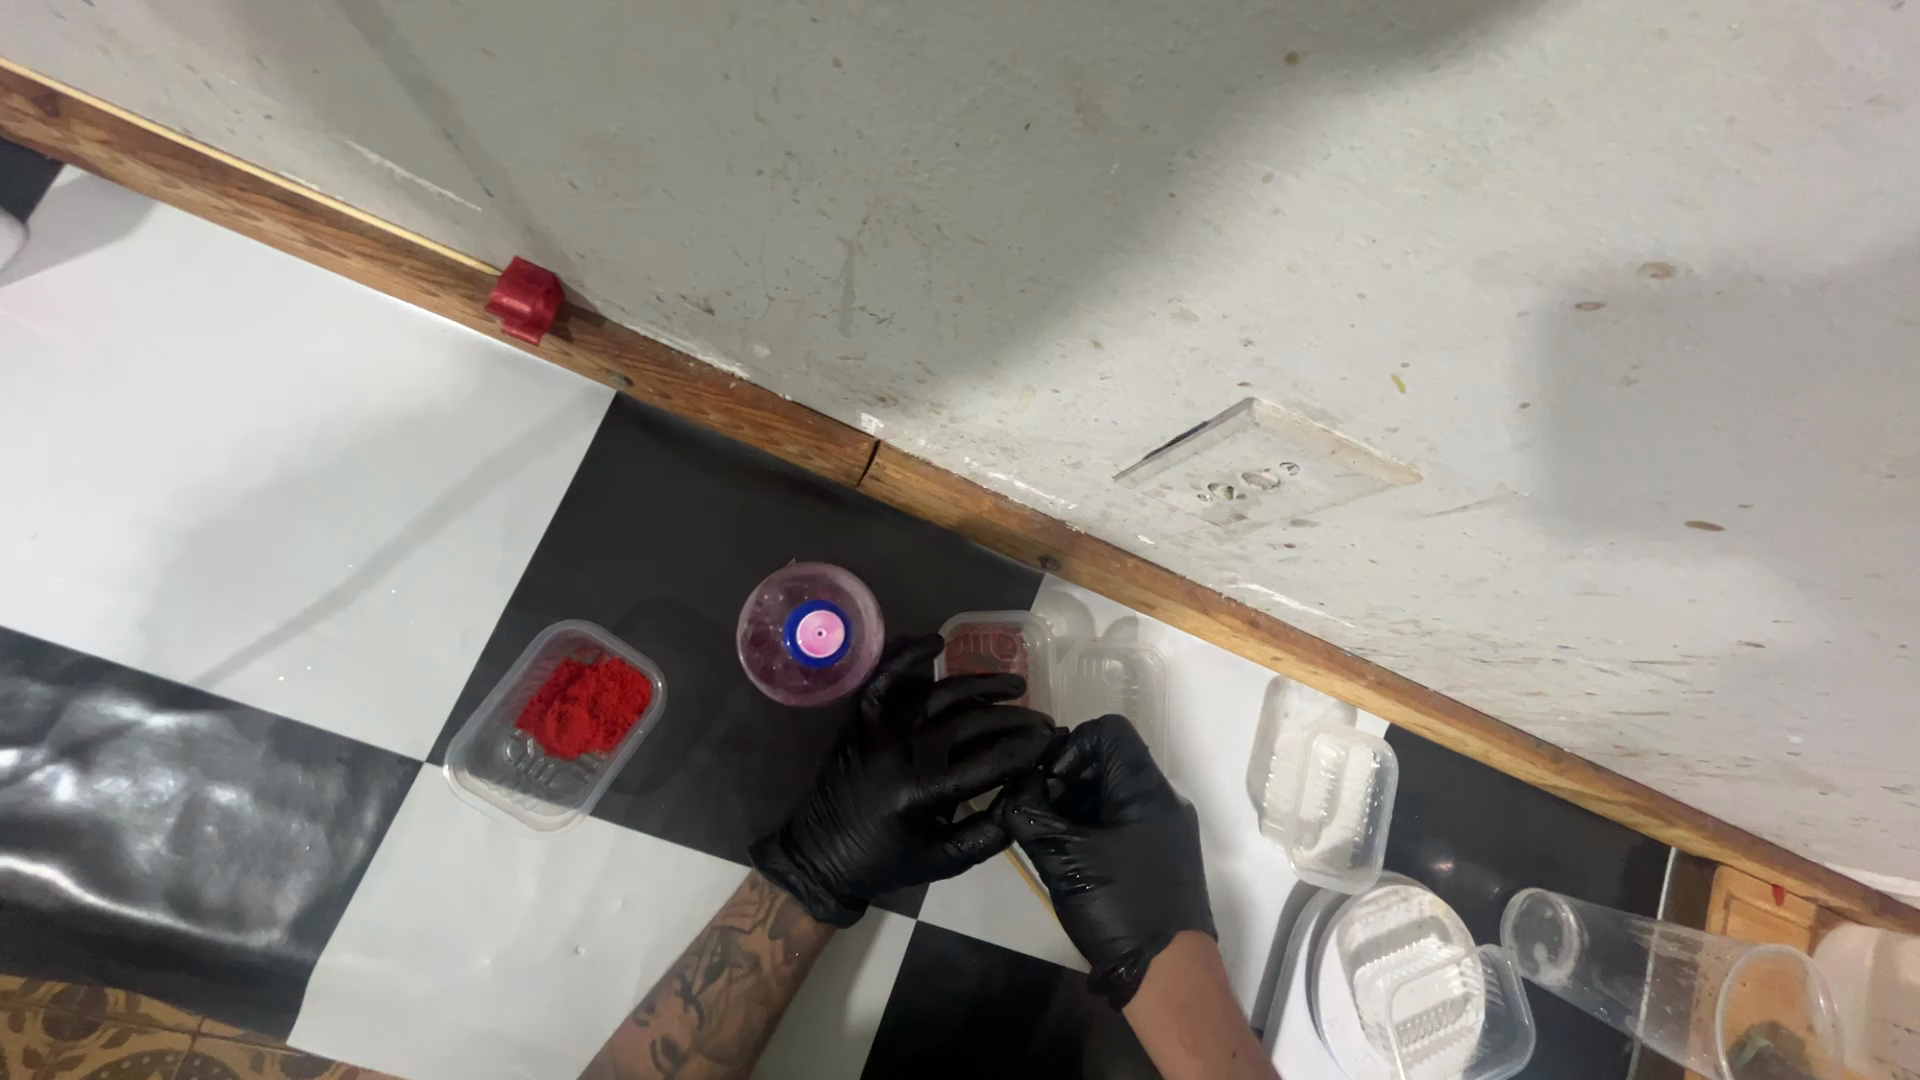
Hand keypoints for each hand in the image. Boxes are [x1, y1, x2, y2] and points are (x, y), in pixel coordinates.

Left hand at [750, 635, 1055, 926]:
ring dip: (980, 684)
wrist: (820, 857)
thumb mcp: (943, 862)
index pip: (989, 761)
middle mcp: (903, 752)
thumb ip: (989, 833)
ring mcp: (880, 729)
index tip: (1052, 741)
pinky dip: (907, 655)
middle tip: (1043, 720)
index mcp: (923, 793)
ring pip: (939, 693)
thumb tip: (1029, 794)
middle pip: (971, 722)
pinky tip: (937, 641)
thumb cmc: (886, 862)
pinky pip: (885, 678)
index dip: (1026, 749)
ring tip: (1014, 684)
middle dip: (1014, 720)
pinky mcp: (862, 719)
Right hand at [998, 714, 1214, 1006]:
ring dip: (1078, 804)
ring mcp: (1165, 828)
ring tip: (1050, 838)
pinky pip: (1123, 818)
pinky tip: (1070, 855)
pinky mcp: (1162, 853)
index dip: (1071, 747)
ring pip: (1113, 790)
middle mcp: (1162, 799)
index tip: (1050, 785)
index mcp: (1145, 790)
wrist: (1172, 980)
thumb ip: (1030, 816)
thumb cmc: (1121, 909)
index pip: (1107, 731)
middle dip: (1068, 779)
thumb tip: (1010, 793)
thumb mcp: (1064, 860)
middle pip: (1108, 759)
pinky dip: (1093, 824)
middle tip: (1042, 813)